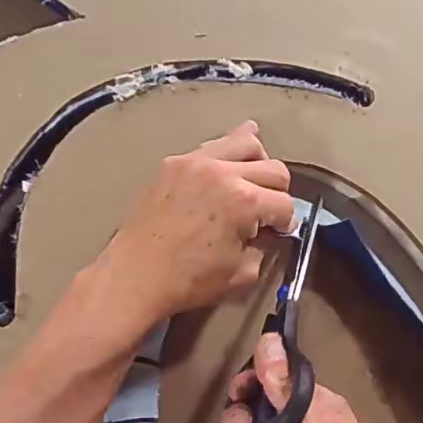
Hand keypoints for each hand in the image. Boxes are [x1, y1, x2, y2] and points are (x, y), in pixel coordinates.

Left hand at [95, 121, 295, 333]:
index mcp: (244, 202)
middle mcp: (223, 173)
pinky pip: (212, 147)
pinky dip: (228, 151)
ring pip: (246, 143)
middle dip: (278, 192)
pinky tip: (235, 152)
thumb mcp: (241, 273)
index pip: (285, 203)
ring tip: (254, 178)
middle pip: (274, 169)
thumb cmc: (187, 280)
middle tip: (268, 211)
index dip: (286, 222)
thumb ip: (264, 248)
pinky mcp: (175, 163)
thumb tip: (266, 232)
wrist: (136, 275)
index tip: (277, 231)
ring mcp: (196, 163)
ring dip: (259, 161)